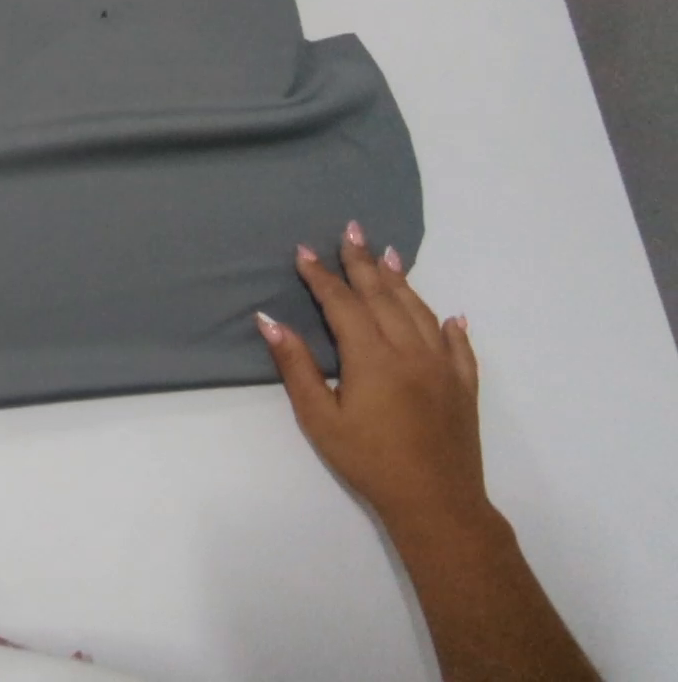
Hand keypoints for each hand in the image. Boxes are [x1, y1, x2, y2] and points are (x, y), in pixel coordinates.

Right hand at [258, 221, 487, 531]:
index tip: (303, 251)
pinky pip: (459, 347)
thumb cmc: (367, 459)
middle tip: (352, 230)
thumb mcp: (318, 415)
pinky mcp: (463, 388)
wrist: (437, 504)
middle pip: (383, 297)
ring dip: (401, 281)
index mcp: (374, 358)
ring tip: (388, 253)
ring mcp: (444, 369)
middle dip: (363, 262)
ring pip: (419, 312)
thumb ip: (296, 365)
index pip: (343, 304)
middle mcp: (412, 353)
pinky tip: (446, 314)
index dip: (321, 276)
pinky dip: (448, 325)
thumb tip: (269, 320)